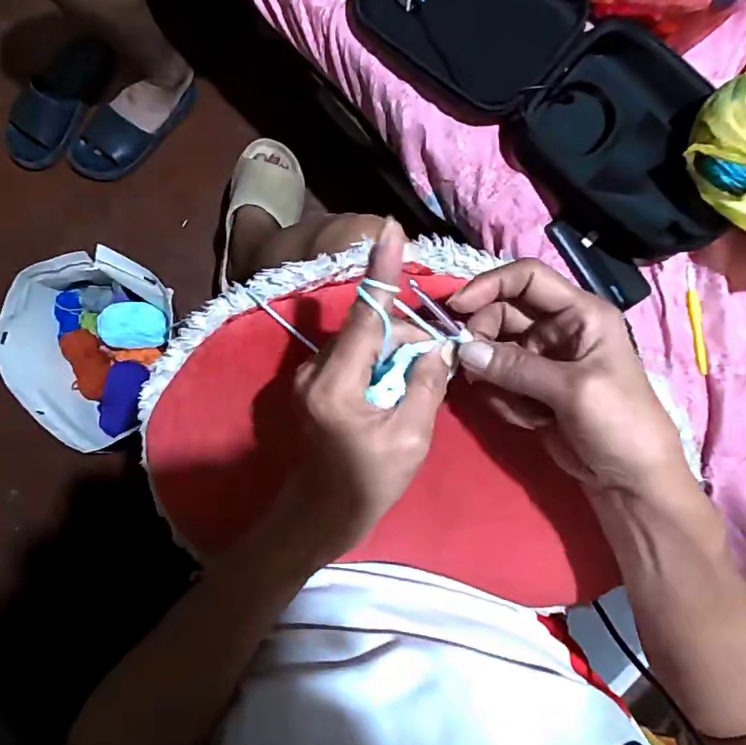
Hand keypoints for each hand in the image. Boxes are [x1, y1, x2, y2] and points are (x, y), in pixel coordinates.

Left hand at [275, 220, 452, 565]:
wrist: (318, 515)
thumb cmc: (366, 484)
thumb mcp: (410, 439)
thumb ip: (425, 386)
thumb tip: (436, 350)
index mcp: (337, 383)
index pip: (366, 314)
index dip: (382, 270)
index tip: (390, 229)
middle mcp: (316, 370)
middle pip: (370, 328)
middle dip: (405, 338)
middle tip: (431, 370)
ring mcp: (309, 376)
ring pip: (362, 342)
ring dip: (392, 354)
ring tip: (409, 392)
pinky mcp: (313, 384)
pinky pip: (352, 357)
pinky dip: (377, 364)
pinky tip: (391, 393)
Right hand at [448, 259, 693, 497]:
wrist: (630, 479)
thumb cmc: (619, 422)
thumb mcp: (572, 390)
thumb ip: (517, 368)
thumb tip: (463, 351)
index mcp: (580, 313)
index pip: (527, 277)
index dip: (490, 284)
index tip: (457, 307)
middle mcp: (558, 328)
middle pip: (501, 314)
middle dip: (484, 340)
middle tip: (472, 369)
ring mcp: (542, 359)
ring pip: (493, 351)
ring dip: (494, 379)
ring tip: (520, 408)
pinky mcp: (530, 388)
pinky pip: (496, 381)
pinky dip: (502, 399)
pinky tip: (529, 421)